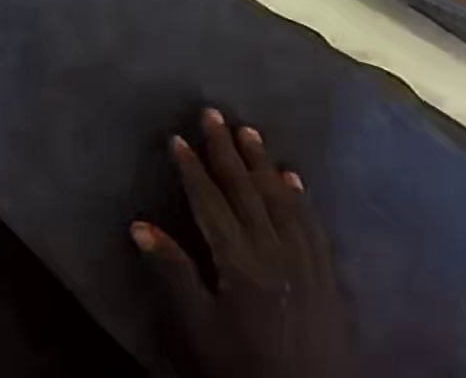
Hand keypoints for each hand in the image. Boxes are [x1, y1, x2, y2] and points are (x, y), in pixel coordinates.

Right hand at [131, 108, 353, 377]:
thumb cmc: (244, 368)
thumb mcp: (200, 329)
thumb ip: (173, 273)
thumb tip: (138, 225)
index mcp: (239, 262)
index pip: (209, 202)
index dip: (191, 169)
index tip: (177, 138)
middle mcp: (274, 251)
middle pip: (245, 189)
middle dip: (225, 149)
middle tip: (212, 113)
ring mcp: (305, 261)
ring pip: (280, 198)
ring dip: (261, 162)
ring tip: (247, 131)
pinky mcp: (326, 275)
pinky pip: (312, 225)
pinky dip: (300, 196)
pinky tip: (292, 177)